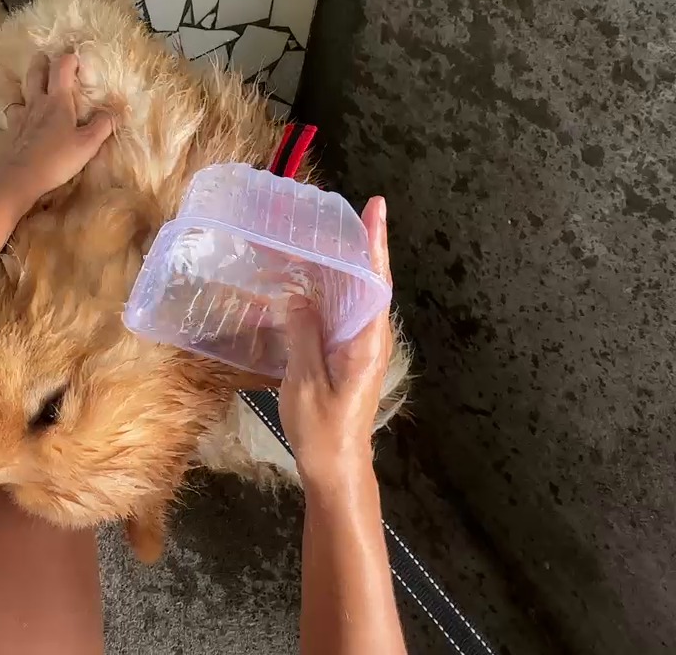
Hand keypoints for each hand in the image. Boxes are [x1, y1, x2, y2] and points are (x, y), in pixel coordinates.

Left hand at [0, 51, 114, 214]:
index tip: (76, 58)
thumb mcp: (87, 145)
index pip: (62, 69)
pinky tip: (21, 120)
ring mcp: (20, 117)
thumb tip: (115, 112)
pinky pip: (13, 115)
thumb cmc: (55, 159)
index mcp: (57, 101)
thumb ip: (102, 126)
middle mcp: (37, 103)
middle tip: (46, 58)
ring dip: (28, 86)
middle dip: (41, 62)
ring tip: (33, 88)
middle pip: (36, 73)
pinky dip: (19, 112)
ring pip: (22, 93)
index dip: (69, 59)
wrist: (16, 178)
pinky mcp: (9, 132)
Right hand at [281, 196, 394, 494]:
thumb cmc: (323, 430)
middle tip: (340, 208)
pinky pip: (340, 308)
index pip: (375, 281)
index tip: (375, 207)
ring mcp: (359, 343)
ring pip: (355, 292)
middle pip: (369, 279)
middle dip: (360, 241)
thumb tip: (300, 295)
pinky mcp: (345, 350)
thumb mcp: (306, 382)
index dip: (374, 243)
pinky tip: (309, 273)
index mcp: (366, 340)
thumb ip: (304, 335)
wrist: (336, 468)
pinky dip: (328, 285)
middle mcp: (369, 335)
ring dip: (343, 260)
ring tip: (322, 230)